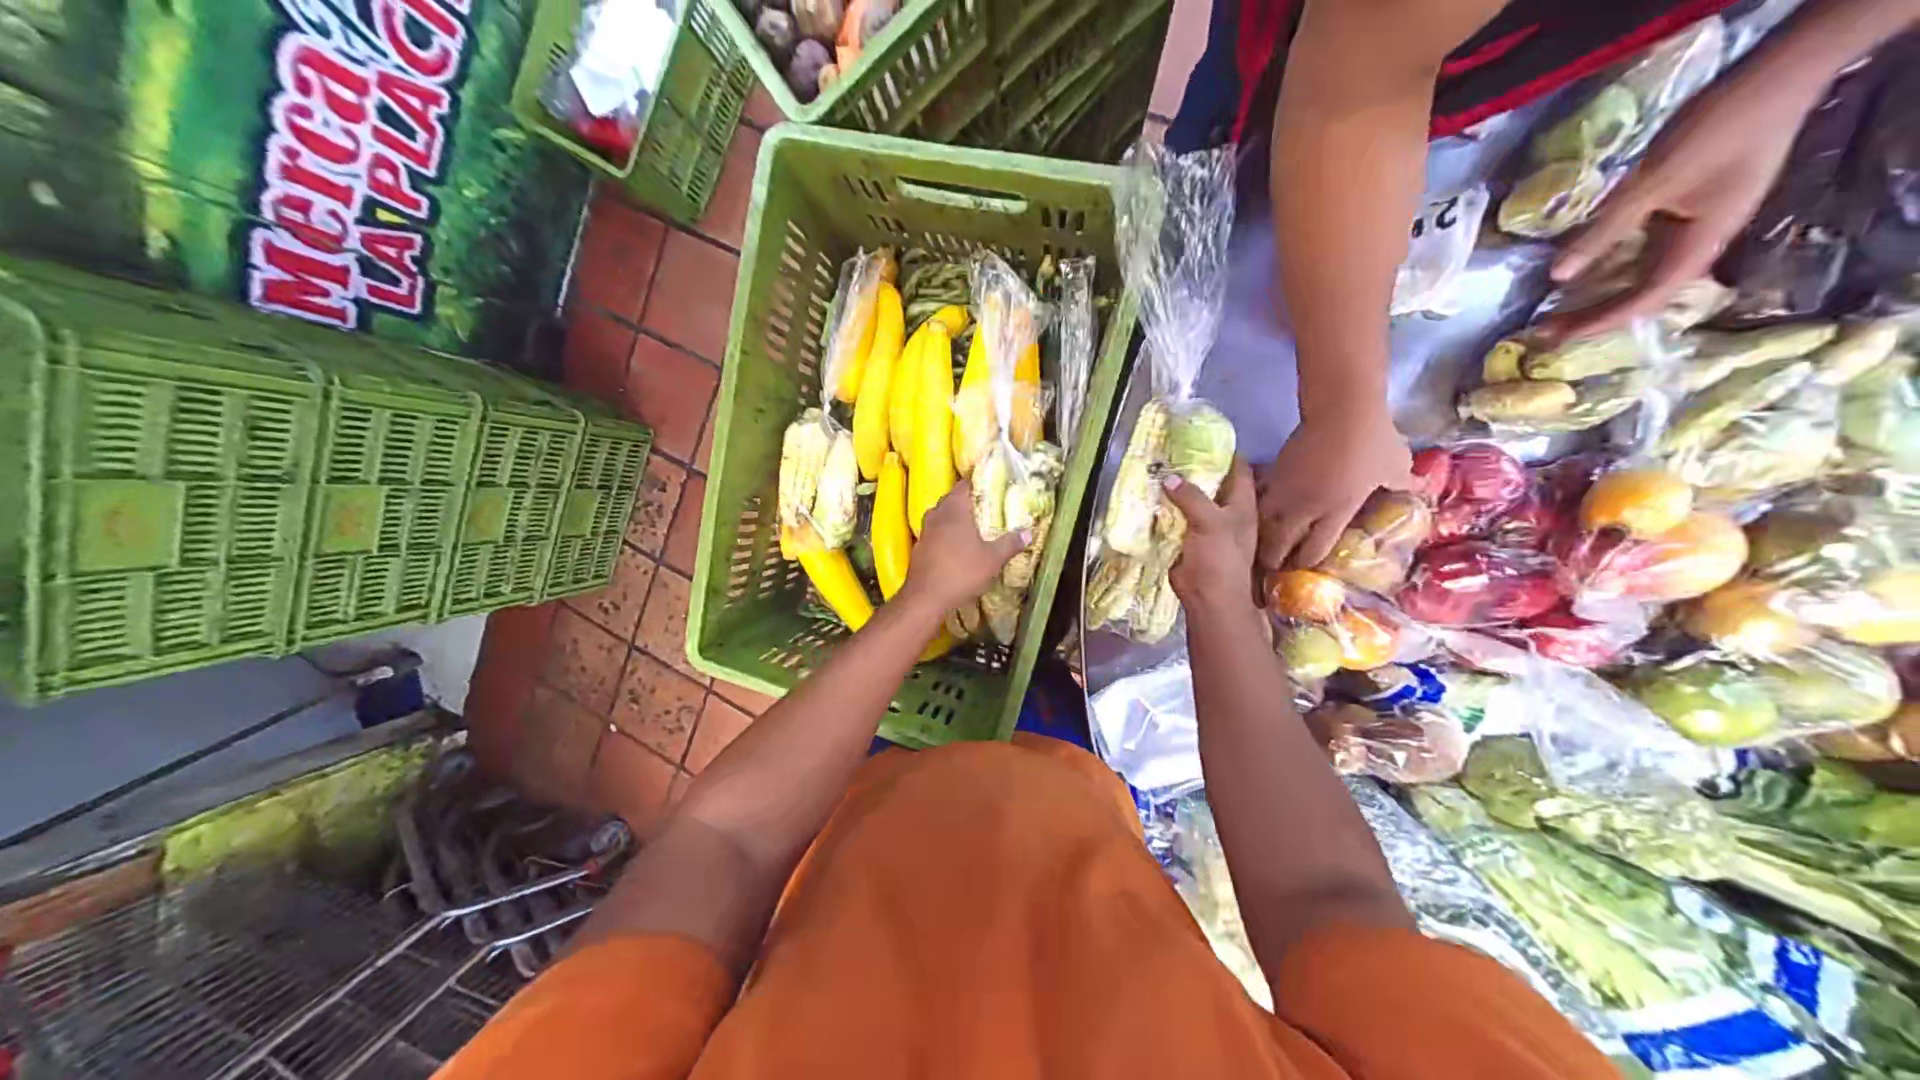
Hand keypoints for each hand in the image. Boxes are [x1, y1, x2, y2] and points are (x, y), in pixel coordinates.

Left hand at [901, 481, 1027, 609]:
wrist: (926, 597)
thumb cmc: (961, 572)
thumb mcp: (992, 559)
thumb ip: (1010, 543)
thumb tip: (1028, 532)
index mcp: (954, 510)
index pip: (963, 485)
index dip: (975, 482)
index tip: (987, 483)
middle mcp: (937, 515)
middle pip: (950, 500)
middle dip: (965, 500)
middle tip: (982, 506)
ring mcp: (925, 532)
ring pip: (940, 517)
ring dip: (953, 518)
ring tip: (970, 525)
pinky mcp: (919, 548)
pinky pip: (934, 533)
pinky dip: (944, 534)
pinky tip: (954, 546)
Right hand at [1162, 457, 1260, 615]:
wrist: (1209, 599)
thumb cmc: (1219, 559)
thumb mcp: (1210, 522)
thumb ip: (1191, 497)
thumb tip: (1168, 478)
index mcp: (1241, 505)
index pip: (1238, 470)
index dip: (1225, 452)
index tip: (1203, 437)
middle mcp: (1225, 513)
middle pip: (1211, 484)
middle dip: (1194, 469)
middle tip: (1171, 450)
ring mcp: (1205, 527)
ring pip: (1190, 501)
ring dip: (1176, 490)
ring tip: (1156, 469)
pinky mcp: (1186, 540)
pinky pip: (1174, 519)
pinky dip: (1164, 510)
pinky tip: (1148, 498)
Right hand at [1257, 410, 1408, 570]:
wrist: (1341, 409)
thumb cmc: (1373, 440)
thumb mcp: (1397, 465)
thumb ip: (1404, 484)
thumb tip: (1420, 492)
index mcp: (1336, 512)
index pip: (1314, 549)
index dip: (1306, 562)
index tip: (1301, 569)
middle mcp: (1305, 508)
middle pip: (1279, 543)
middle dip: (1273, 558)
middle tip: (1270, 566)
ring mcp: (1285, 491)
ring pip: (1263, 523)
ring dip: (1260, 536)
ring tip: (1257, 543)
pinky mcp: (1273, 473)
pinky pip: (1259, 499)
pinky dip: (1256, 508)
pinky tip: (1254, 511)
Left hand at [1546, 71, 1815, 339]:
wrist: (1778, 78)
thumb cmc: (1717, 130)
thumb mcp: (1650, 184)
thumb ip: (1603, 232)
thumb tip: (1556, 276)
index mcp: (1700, 244)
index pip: (1642, 300)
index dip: (1598, 322)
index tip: (1556, 337)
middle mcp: (1700, 245)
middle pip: (1641, 296)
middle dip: (1593, 317)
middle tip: (1545, 332)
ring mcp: (1695, 229)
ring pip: (1641, 279)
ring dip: (1600, 298)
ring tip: (1557, 314)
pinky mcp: (1687, 213)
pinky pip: (1644, 256)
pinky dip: (1612, 272)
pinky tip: (1584, 278)